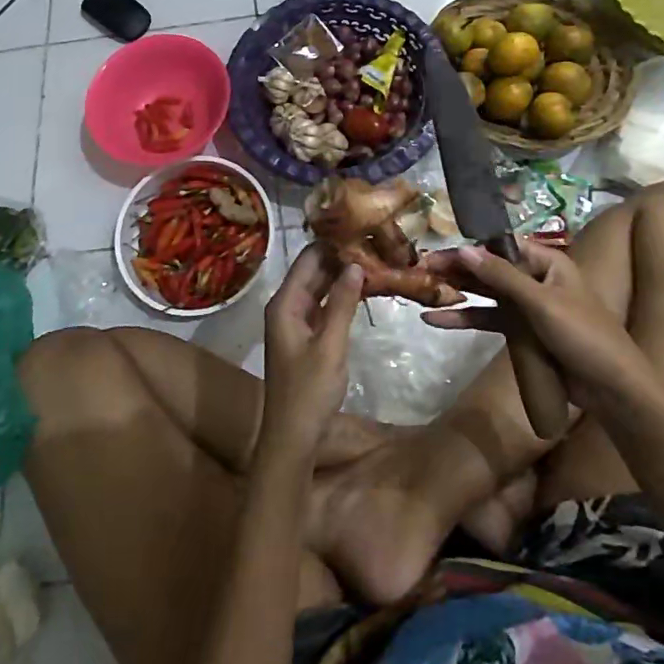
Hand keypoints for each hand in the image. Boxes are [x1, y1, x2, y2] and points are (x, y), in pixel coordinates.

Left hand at [260, 245, 364, 457]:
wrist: (293, 434)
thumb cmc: (309, 389)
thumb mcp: (329, 344)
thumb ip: (341, 303)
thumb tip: (355, 264)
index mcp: (285, 303)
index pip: (308, 259)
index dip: (333, 242)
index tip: (363, 229)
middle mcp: (287, 305)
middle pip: (314, 270)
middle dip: (343, 256)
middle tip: (378, 242)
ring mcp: (297, 320)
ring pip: (321, 286)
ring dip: (345, 275)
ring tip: (378, 259)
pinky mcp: (307, 334)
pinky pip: (325, 304)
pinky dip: (343, 295)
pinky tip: (367, 288)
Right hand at [420, 242, 656, 415]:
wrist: (610, 387)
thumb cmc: (583, 335)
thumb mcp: (542, 303)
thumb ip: (502, 277)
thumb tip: (464, 249)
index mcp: (549, 262)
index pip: (503, 246)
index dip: (471, 248)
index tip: (438, 251)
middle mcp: (537, 279)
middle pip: (490, 269)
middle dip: (457, 270)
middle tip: (420, 269)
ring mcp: (529, 307)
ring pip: (487, 295)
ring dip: (457, 293)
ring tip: (421, 292)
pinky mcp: (523, 333)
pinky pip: (490, 320)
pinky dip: (465, 319)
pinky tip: (436, 320)